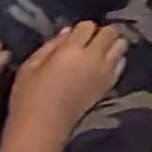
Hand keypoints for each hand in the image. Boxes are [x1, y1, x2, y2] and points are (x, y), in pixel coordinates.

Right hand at [8, 22, 127, 137]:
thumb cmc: (29, 95)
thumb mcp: (30, 66)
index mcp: (71, 50)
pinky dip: (116, 59)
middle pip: (111, 31)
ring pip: (122, 44)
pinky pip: (122, 62)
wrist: (44, 125)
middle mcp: (94, 56)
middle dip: (101, 32)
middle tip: (90, 42)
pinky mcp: (111, 82)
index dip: (81, 29)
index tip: (74, 36)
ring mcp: (106, 70)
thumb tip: (69, 31)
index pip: (88, 25)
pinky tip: (103, 65)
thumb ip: (51, 45)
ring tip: (99, 52)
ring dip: (112, 44)